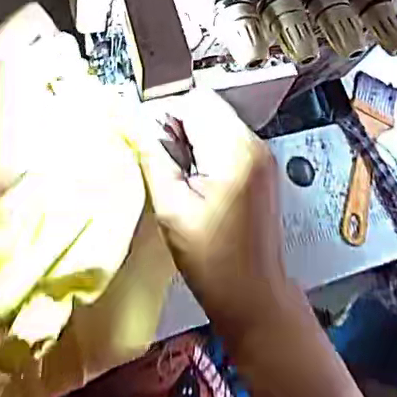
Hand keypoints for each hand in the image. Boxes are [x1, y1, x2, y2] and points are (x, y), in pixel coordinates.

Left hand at [0, 4, 78, 300]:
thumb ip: (45, 108)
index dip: (56, 42)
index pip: (36, 21)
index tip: (62, 70)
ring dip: (1, 50)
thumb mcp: (20, 152)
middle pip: (8, 21)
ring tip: (6, 87)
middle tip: (38, 77)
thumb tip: (59, 86)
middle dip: (30, 43)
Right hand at [127, 89, 299, 339]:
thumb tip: (135, 126)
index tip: (150, 140)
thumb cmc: (213, 261)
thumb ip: (154, 159)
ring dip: (192, 137)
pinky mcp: (261, 167)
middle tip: (164, 160)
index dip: (166, 114)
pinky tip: (197, 181)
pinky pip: (227, 139)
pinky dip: (207, 150)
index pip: (195, 101)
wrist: (254, 294)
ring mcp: (261, 154)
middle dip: (179, 125)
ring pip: (216, 121)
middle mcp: (254, 143)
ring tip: (180, 173)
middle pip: (208, 107)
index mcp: (235, 150)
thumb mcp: (172, 209)